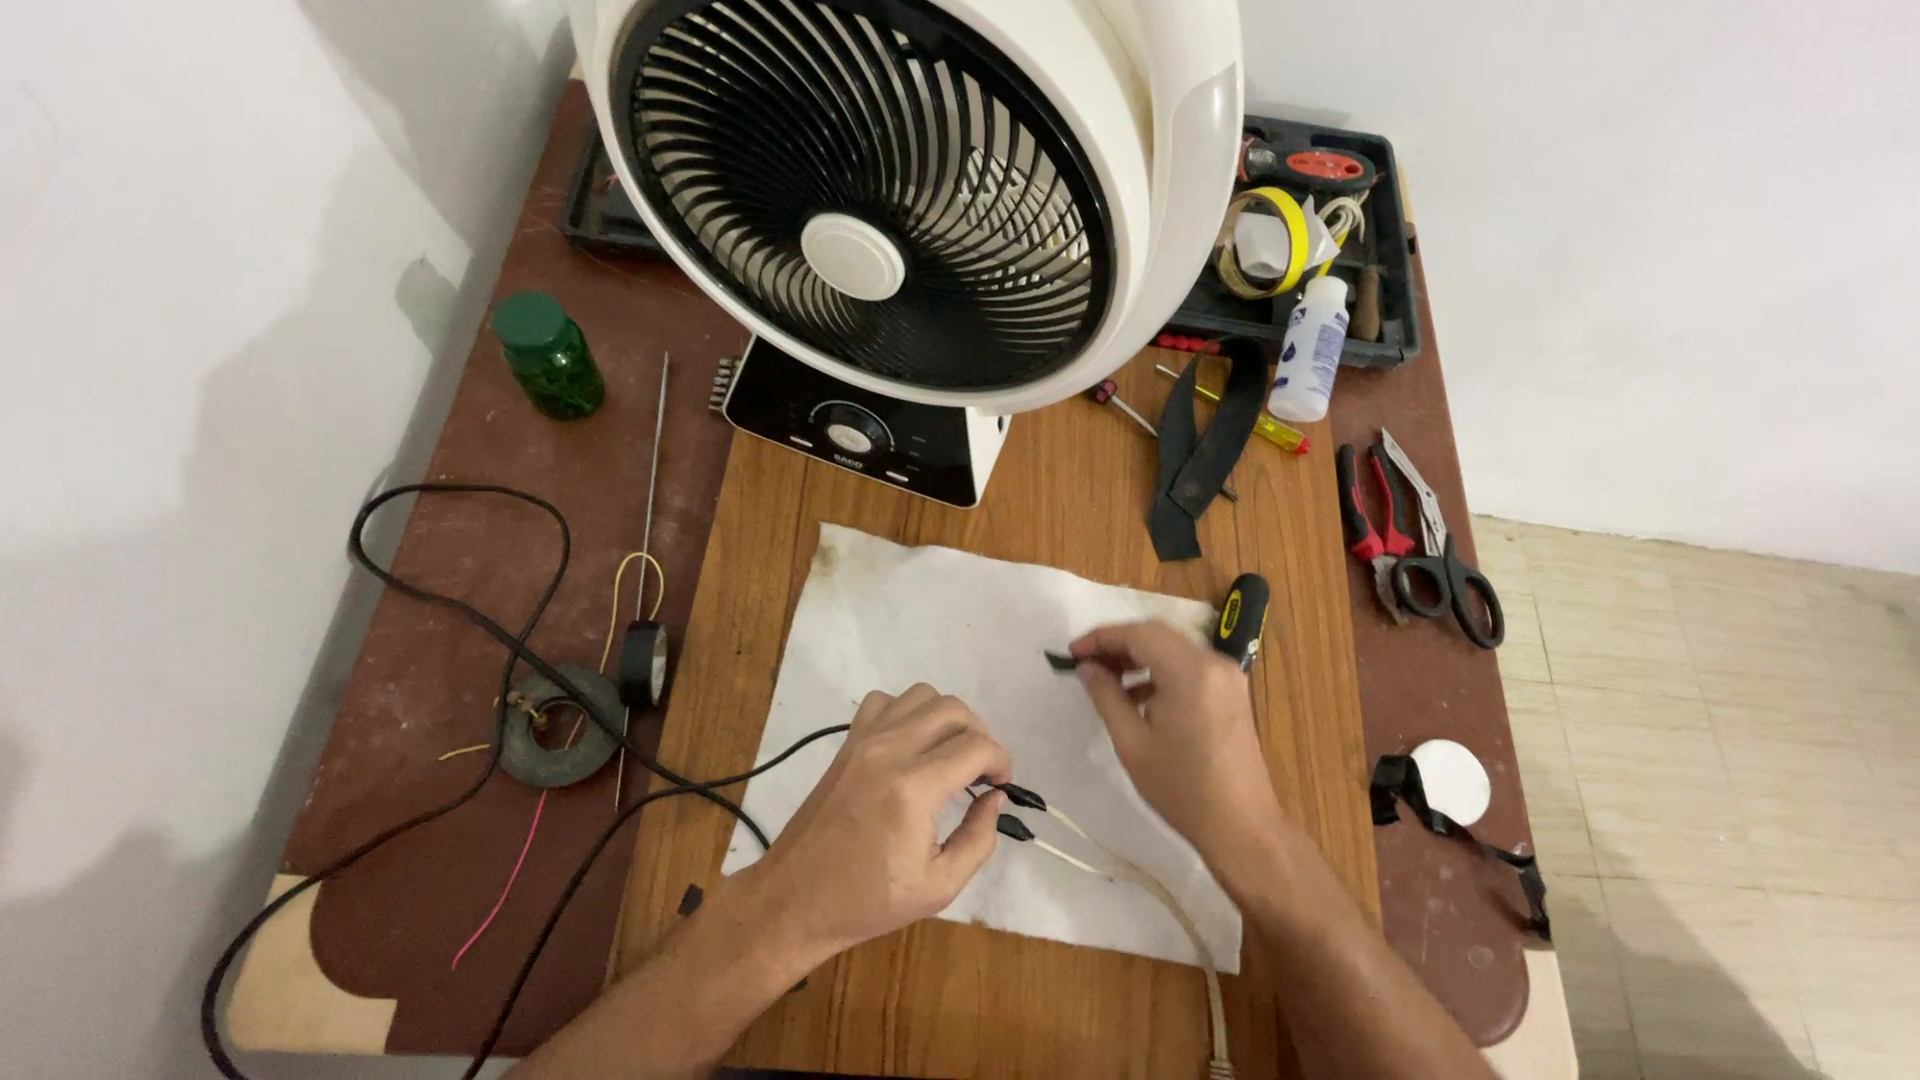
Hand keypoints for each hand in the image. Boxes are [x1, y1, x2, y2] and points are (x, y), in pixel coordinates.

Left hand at [746, 684, 1010, 960]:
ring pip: (921, 695)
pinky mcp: (847, 742)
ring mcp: (864, 740)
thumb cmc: (869, 901)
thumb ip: (979, 837)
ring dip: (946, 718)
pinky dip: (907, 712)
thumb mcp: (940, 886)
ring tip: (948, 754)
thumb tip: (994, 796)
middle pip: (954, 709)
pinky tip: (911, 745)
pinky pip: (884, 701)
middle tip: (979, 772)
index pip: (977, 746)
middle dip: (979, 736)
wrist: (796, 898)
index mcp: (914, 789)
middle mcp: (890, 751)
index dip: (1001, 761)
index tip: (1000, 785)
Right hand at [1070, 620, 1287, 868]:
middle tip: (1086, 664)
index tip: (1071, 654)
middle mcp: (1213, 663)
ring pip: (1173, 647)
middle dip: (1118, 643)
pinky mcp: (1231, 691)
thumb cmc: (1182, 788)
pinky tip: (1138, 695)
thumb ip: (1106, 696)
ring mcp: (1227, 676)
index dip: (1101, 638)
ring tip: (1107, 679)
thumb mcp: (1132, 742)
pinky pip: (1189, 665)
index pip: (1138, 634)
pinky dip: (1160, 669)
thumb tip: (1086, 667)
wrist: (1241, 825)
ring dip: (1139, 655)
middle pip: (1157, 634)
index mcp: (1190, 671)